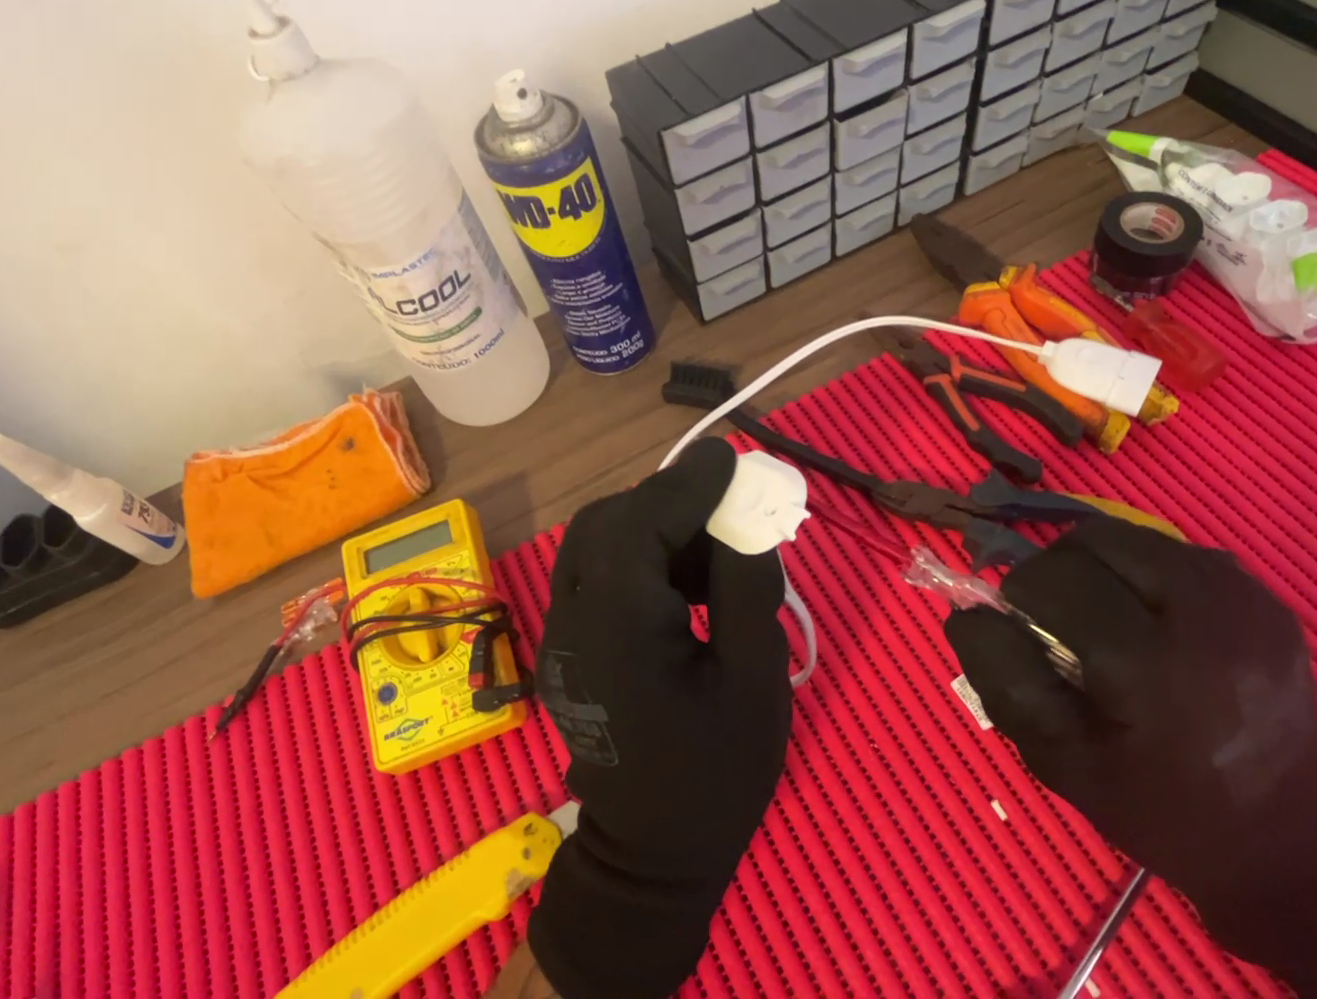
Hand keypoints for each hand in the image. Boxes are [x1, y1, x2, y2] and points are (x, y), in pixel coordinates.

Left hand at [527, 439, 791, 997]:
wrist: (652, 857)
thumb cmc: (716, 776)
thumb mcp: (754, 679)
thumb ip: (747, 587)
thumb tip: (745, 519)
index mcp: (618, 627)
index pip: (643, 521)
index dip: (689, 481)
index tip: (733, 459)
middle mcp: (573, 622)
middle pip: (606, 525)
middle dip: (667, 502)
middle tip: (726, 513)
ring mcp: (561, 638)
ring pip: (595, 548)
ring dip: (653, 530)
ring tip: (714, 556)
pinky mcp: (569, 652)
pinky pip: (596, 579)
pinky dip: (638, 562)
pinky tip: (684, 590)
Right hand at [945, 517, 1316, 998]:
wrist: (1287, 840)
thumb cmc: (1158, 809)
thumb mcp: (1060, 762)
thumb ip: (1003, 679)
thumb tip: (969, 612)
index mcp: (1149, 667)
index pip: (1055, 580)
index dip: (1020, 591)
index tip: (1017, 620)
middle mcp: (1204, 616)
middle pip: (1095, 540)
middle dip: (1056, 568)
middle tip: (1054, 615)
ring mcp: (1246, 600)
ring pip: (1137, 537)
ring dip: (1101, 565)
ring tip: (1102, 614)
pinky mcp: (1268, 599)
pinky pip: (1181, 554)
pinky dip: (1147, 572)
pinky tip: (1152, 620)